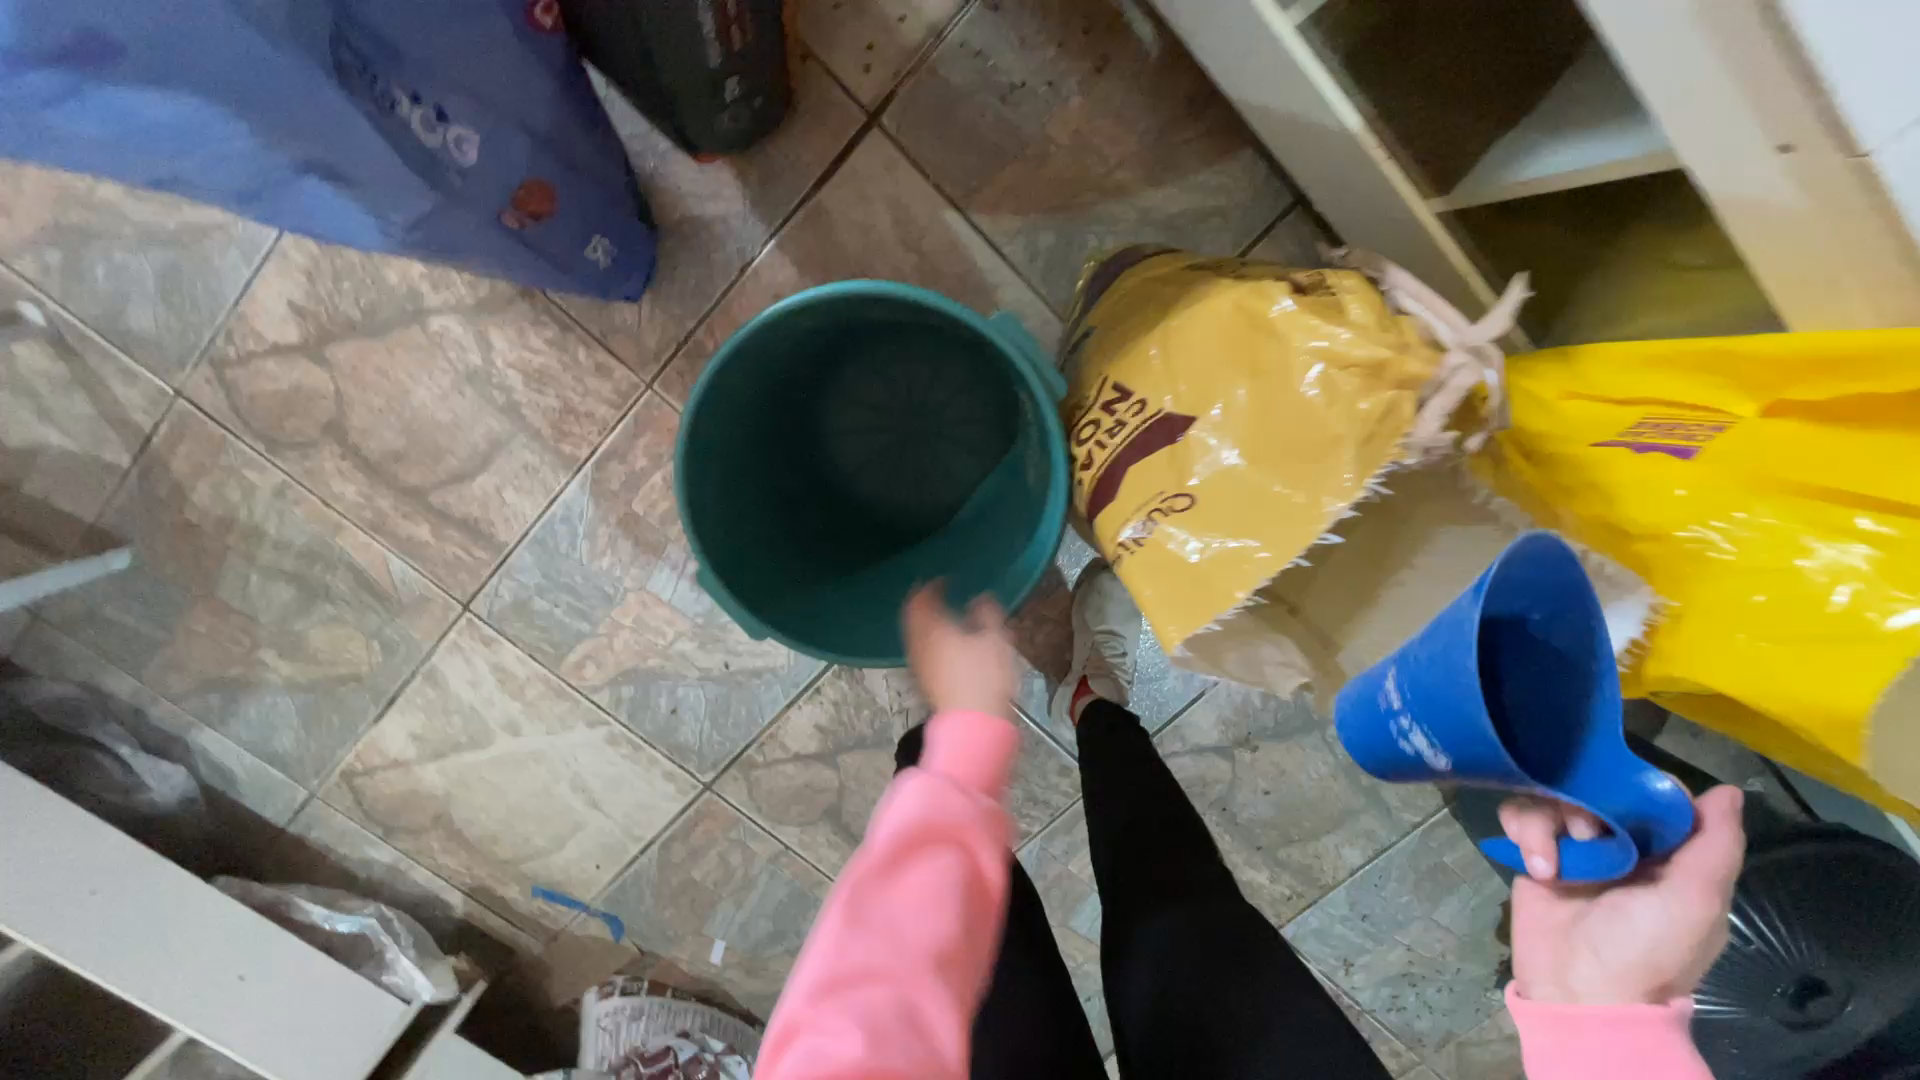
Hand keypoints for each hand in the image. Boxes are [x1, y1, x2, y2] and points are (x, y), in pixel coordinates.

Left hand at [902, 582, 1016, 718]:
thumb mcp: (996, 640)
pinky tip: (939, 643)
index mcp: (934, 627)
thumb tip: (981, 597)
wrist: (973, 724)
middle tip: (932, 594)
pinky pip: (919, 649)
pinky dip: (925, 639)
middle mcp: (919, 642)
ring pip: (913, 633)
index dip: (931, 586)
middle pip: (911, 615)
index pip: (923, 598)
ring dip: (922, 621)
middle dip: (921, 602)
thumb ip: (987, 613)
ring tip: (937, 616)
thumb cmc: (985, 678)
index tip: (942, 580)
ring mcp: (918, 663)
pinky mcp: (923, 680)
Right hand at [1501, 785, 1744, 1005]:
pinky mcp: (1533, 853)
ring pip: (1552, 798)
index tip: (1622, 788)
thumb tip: (1728, 791)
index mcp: (1669, 855)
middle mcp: (1621, 844)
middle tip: (1586, 831)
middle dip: (1584, 803)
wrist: (1581, 989)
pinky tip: (1537, 867)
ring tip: (1552, 861)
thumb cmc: (1647, 948)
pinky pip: (1520, 816)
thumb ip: (1714, 847)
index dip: (1639, 785)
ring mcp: (1574, 848)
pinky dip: (1525, 834)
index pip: (1656, 798)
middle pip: (1596, 788)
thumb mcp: (1694, 902)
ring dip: (1547, 823)